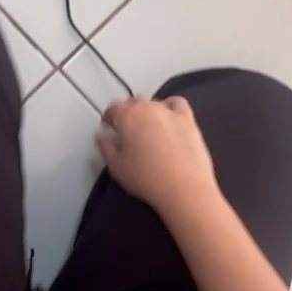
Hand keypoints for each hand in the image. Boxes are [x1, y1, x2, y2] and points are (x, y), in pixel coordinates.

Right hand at [97, 95, 220, 219]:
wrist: (185, 188)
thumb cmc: (145, 178)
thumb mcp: (116, 167)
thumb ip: (105, 147)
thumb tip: (102, 135)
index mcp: (127, 116)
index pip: (113, 109)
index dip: (108, 118)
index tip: (108, 128)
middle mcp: (148, 107)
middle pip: (133, 102)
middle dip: (126, 113)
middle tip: (125, 130)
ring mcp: (170, 112)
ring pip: (153, 102)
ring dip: (146, 110)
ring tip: (146, 126)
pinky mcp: (189, 120)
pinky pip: (176, 104)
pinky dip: (170, 107)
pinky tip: (168, 118)